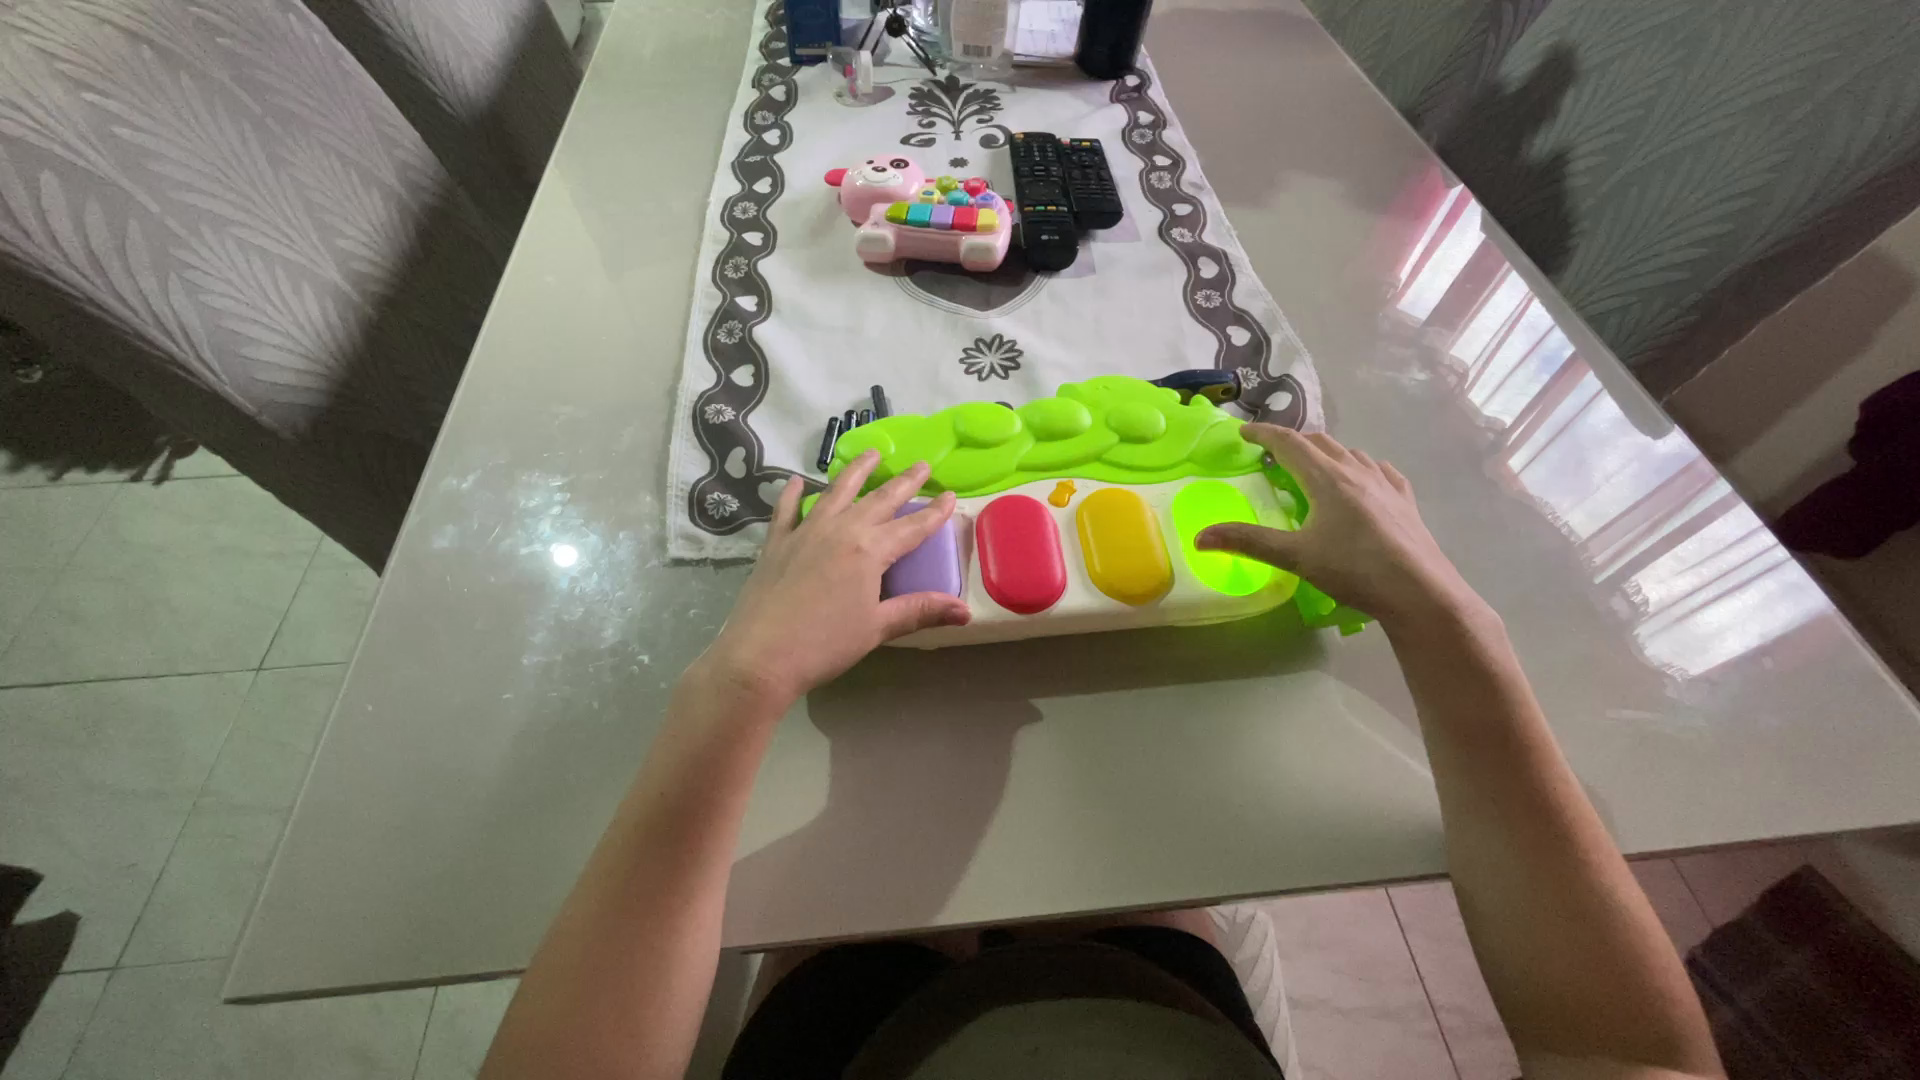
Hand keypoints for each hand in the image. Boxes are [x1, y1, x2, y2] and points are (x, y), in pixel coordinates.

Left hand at [697, 451, 969, 705]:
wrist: (760, 656)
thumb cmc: (825, 644)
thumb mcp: (877, 628)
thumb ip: (920, 611)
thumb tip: (965, 612)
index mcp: (869, 550)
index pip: (912, 527)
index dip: (934, 513)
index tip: (951, 496)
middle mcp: (840, 530)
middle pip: (878, 500)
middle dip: (903, 482)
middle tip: (921, 464)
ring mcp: (805, 532)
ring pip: (836, 492)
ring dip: (856, 471)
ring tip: (871, 453)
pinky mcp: (777, 543)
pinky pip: (787, 509)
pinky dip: (792, 493)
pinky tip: (797, 480)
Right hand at [1197, 424, 1485, 631]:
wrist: (1420, 591)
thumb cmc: (1354, 570)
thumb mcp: (1295, 557)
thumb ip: (1247, 542)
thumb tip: (1199, 537)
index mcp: (1326, 478)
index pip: (1289, 443)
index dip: (1263, 434)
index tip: (1243, 432)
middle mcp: (1356, 471)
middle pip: (1320, 442)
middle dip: (1292, 441)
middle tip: (1271, 453)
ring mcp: (1385, 484)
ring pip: (1350, 452)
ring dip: (1324, 451)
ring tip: (1310, 466)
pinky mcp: (1405, 500)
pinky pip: (1377, 469)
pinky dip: (1359, 465)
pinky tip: (1361, 478)